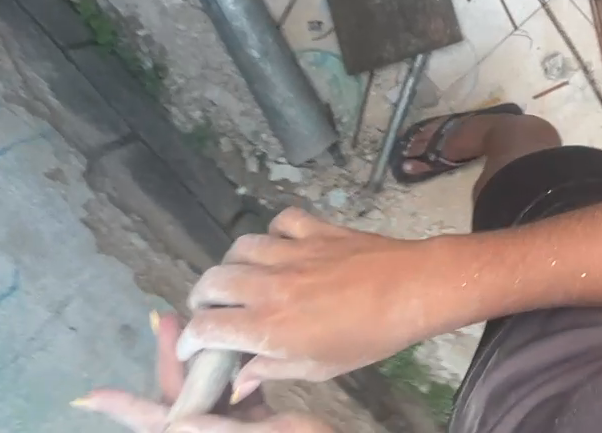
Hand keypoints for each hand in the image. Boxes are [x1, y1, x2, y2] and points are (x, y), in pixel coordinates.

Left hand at [74, 311, 331, 432]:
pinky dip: (231, 362)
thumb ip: (219, 432)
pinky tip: (238, 334)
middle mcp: (210, 429)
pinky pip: (233, 387)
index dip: (125, 406)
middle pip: (180, 395)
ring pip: (206, 387)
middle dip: (173, 357)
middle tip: (165, 317)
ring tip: (200, 318)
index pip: (157, 421)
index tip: (90, 394)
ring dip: (202, 355)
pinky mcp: (254, 418)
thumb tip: (171, 425)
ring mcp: (231, 425)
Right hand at [178, 208, 452, 389]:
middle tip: (214, 310)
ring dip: (234, 264)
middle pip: (212, 281)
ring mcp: (295, 252)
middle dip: (202, 298)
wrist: (411, 289)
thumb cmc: (368, 337)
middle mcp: (273, 285)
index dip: (190, 338)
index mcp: (269, 326)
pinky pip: (283, 219)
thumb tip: (236, 382)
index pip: (205, 327)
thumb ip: (270, 370)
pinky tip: (282, 246)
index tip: (195, 345)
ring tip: (243, 277)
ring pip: (241, 247)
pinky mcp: (318, 229)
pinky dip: (275, 231)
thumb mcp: (317, 368)